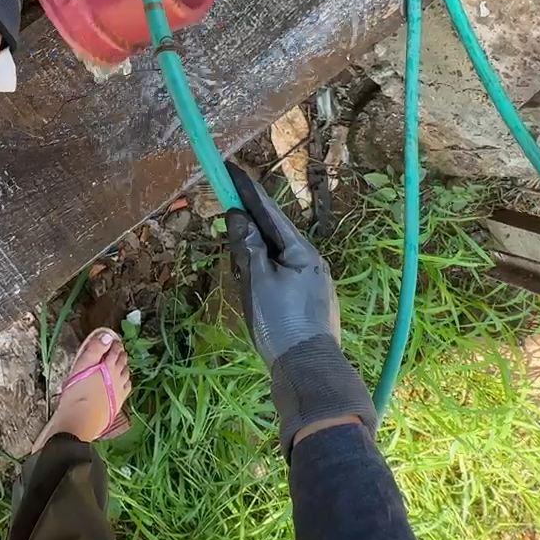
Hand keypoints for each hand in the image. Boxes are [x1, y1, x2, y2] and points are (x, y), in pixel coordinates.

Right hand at [225, 166, 342, 367]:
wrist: (308, 372)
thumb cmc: (280, 323)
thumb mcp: (257, 281)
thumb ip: (246, 245)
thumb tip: (237, 214)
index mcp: (300, 250)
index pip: (268, 211)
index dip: (247, 189)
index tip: (230, 168)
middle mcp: (312, 260)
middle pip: (273, 232)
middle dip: (248, 223)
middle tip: (226, 216)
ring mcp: (314, 281)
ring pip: (276, 254)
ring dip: (255, 251)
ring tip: (238, 267)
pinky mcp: (311, 300)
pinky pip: (282, 273)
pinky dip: (264, 270)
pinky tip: (255, 286)